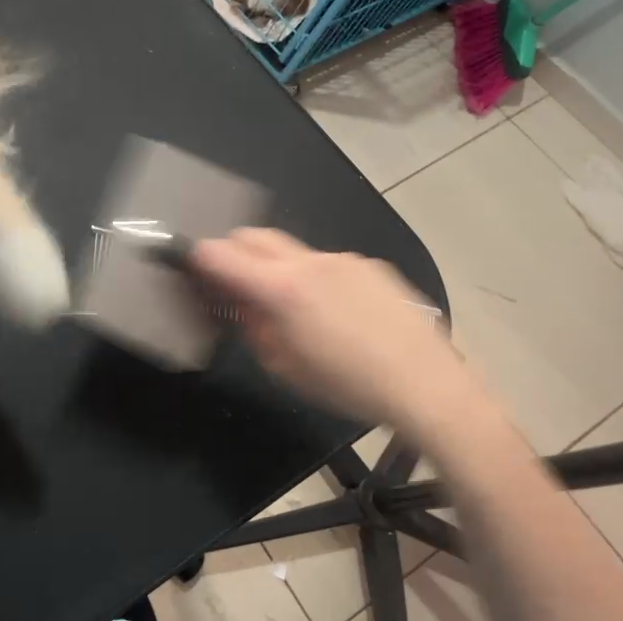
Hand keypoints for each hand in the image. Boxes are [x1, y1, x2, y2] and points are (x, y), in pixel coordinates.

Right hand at [191, 229, 479, 432]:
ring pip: (292, 249)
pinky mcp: (372, 266)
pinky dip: (315, 277)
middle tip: (233, 281)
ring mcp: (343, 260)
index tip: (192, 266)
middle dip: (234, 250)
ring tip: (293, 305)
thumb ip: (253, 328)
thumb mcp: (284, 367)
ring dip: (277, 265)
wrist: (430, 387)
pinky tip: (338, 313)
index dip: (198, 256)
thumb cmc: (349, 386)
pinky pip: (328, 262)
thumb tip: (240, 305)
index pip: (220, 253)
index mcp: (281, 288)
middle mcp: (309, 262)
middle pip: (253, 234)